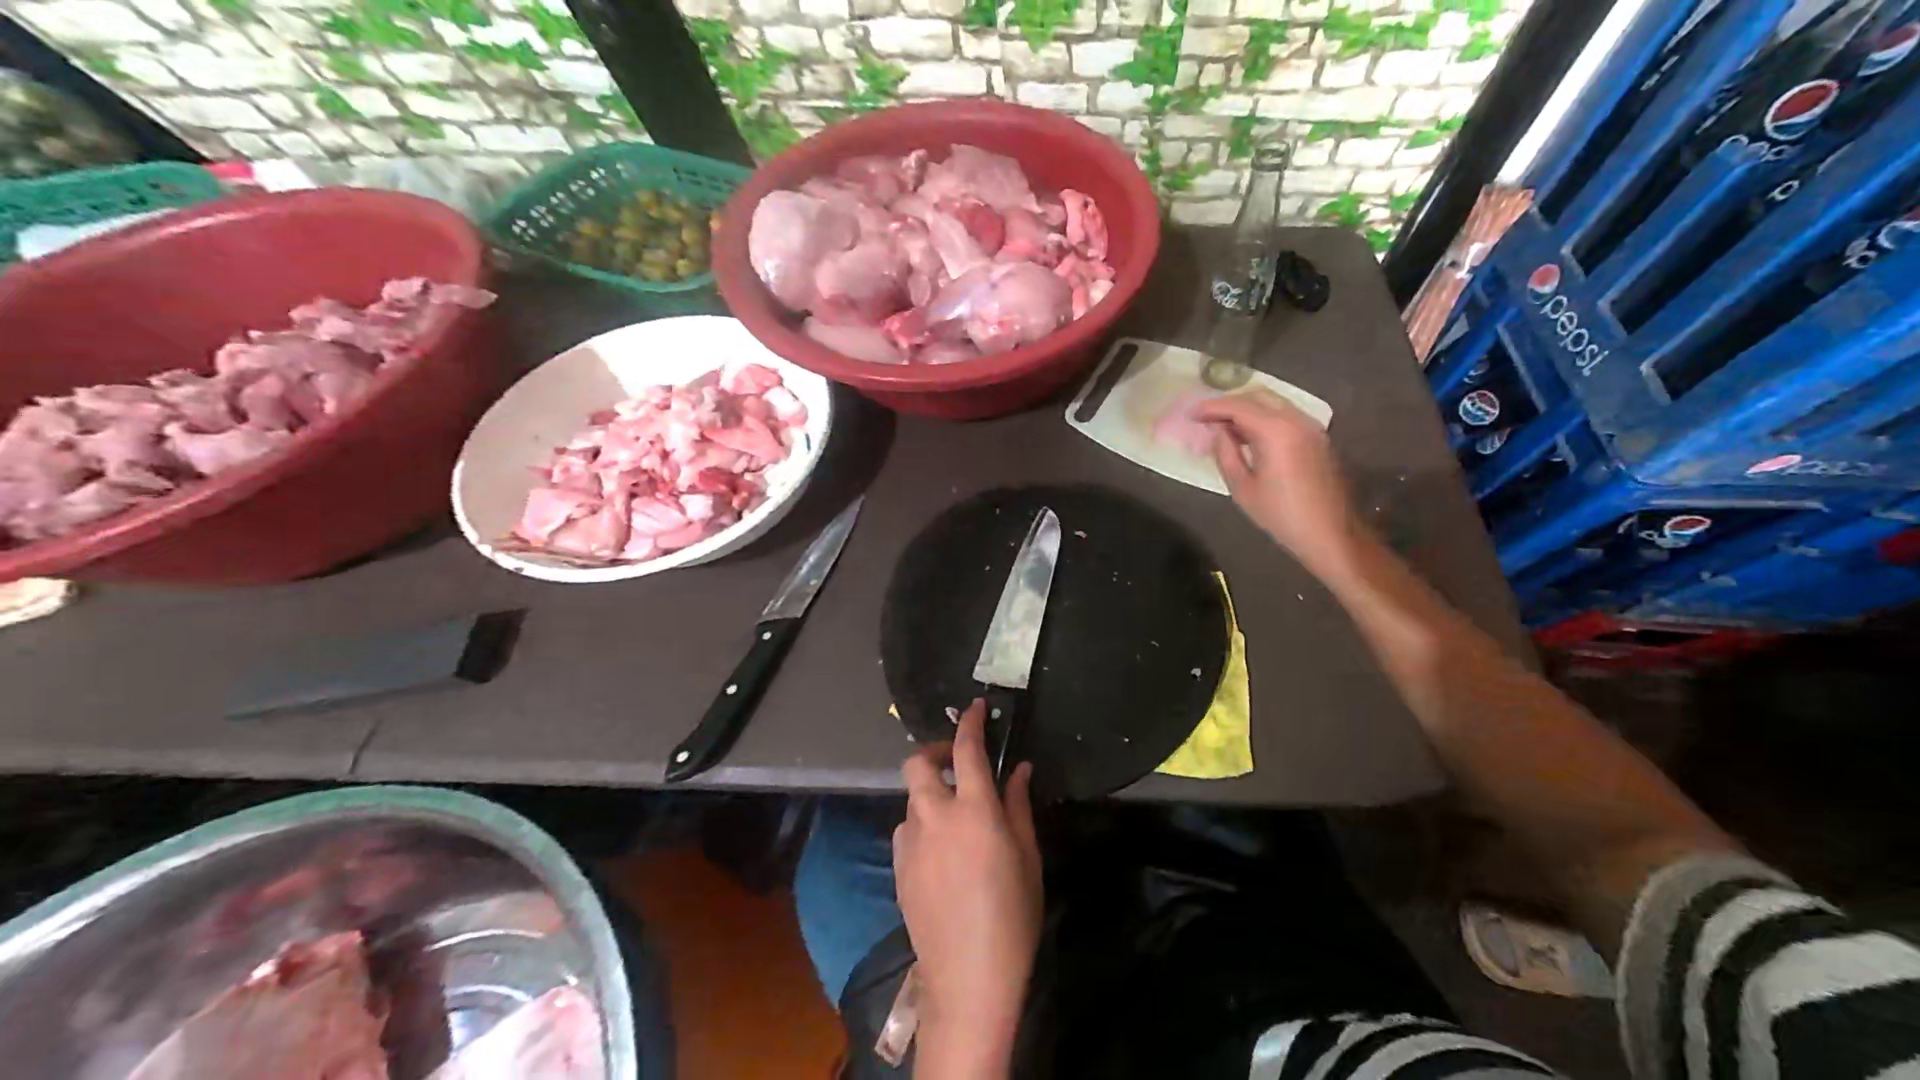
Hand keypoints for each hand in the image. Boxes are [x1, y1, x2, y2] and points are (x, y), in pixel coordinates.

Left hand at [895, 699, 1041, 1077]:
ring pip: (911, 798)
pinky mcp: (898, 867)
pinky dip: (923, 824)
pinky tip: (942, 852)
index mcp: (973, 809)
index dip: (969, 722)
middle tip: (955, 764)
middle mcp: (935, 815)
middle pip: (916, 762)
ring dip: (930, 794)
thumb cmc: (1012, 915)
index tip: (974, 708)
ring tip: (955, 818)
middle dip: (933, 752)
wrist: (968, 977)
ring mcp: (910, 841)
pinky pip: (907, 829)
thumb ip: (1019, 805)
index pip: (966, 749)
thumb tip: (1018, 770)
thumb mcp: (1028, 857)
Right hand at [1193, 390, 1359, 575]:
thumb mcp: (1242, 488)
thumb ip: (1226, 453)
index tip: (1191, 414)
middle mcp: (1296, 420)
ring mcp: (1311, 427)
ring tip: (1225, 428)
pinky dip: (1264, 418)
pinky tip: (1250, 437)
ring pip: (1274, 404)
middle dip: (1230, 403)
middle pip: (1258, 396)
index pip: (1238, 406)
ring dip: (1248, 410)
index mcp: (1275, 431)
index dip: (1211, 407)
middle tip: (1208, 418)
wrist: (1330, 533)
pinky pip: (1286, 416)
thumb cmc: (1281, 515)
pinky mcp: (1317, 438)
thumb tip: (1218, 433)